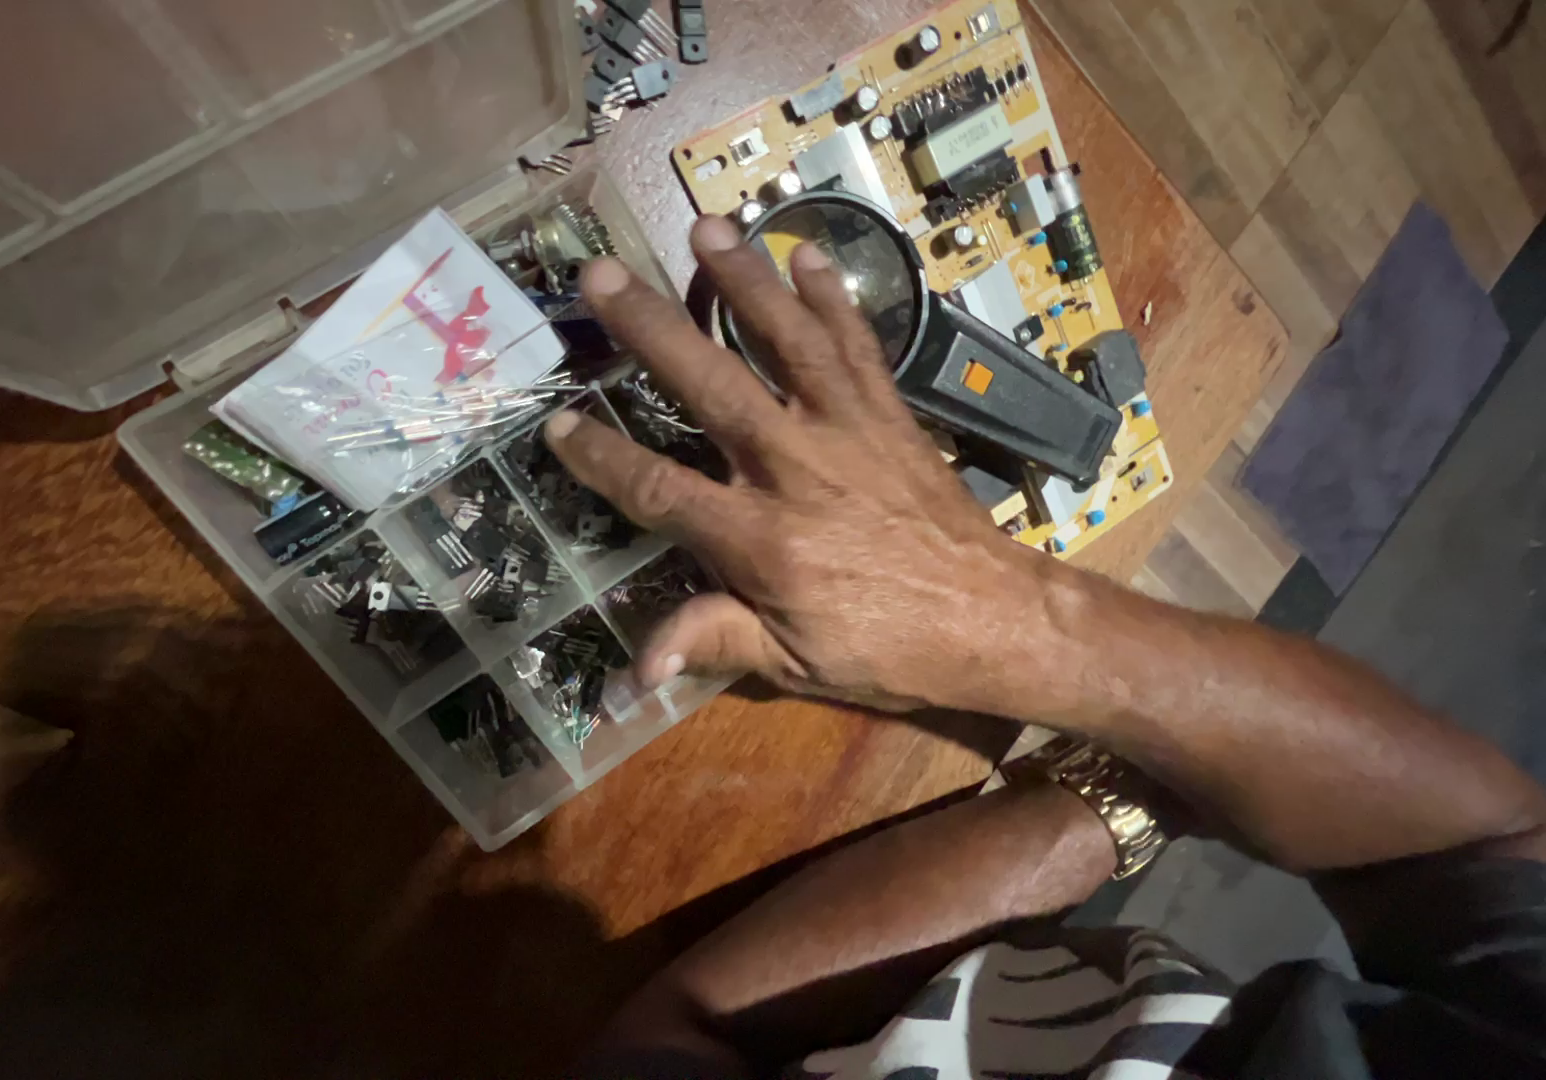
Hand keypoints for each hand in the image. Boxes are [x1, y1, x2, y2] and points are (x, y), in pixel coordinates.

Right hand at [544, 216, 1054, 713]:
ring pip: (785, 341)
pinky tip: (809, 253)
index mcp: (759, 540)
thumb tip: (635, 667)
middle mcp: (793, 468)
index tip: (556, 424)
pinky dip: (832, 298)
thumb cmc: (887, 650)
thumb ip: (713, 641)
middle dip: (651, 329)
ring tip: (704, 228)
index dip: (600, 458)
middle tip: (602, 274)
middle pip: (710, 386)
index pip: (657, 490)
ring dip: (742, 280)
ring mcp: (845, 431)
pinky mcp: (887, 417)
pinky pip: (856, 346)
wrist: (989, 621)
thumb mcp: (793, 661)